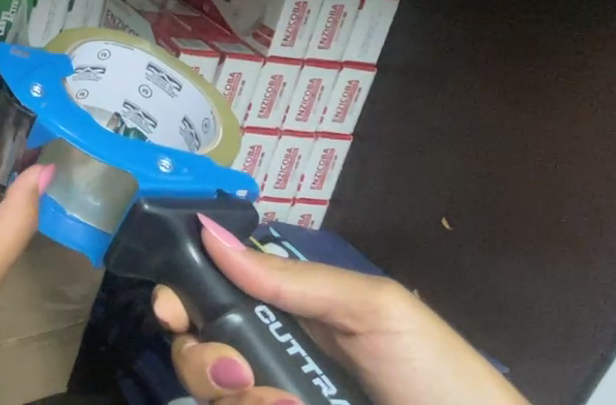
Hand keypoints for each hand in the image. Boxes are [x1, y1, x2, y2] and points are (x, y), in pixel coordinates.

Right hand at [156, 215, 527, 404]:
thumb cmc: (441, 377)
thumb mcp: (371, 310)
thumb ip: (288, 277)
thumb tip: (205, 228)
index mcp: (282, 316)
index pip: (206, 297)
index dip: (177, 299)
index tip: (174, 313)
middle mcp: (268, 362)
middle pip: (195, 351)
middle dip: (200, 359)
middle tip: (236, 373)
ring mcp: (271, 402)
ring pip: (213, 396)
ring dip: (233, 397)